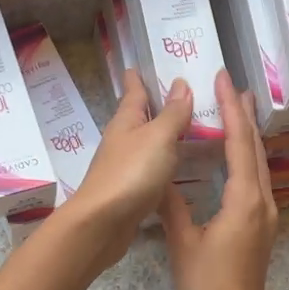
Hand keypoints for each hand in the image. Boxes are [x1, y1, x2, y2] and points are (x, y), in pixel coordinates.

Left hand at [60, 69, 192, 263]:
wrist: (103, 224)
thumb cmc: (131, 173)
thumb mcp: (158, 136)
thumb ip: (173, 113)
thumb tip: (181, 84)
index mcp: (126, 120)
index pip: (133, 91)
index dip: (138, 77)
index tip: (139, 65)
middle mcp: (122, 142)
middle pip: (139, 119)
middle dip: (156, 108)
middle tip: (180, 97)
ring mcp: (123, 169)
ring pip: (145, 147)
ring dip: (161, 139)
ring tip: (186, 132)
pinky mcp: (128, 194)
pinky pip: (149, 174)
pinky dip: (162, 168)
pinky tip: (175, 172)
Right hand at [162, 70, 276, 289]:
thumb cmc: (207, 285)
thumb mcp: (183, 243)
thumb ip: (173, 206)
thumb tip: (160, 177)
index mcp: (244, 200)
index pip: (239, 143)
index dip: (231, 109)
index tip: (224, 79)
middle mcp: (262, 202)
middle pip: (255, 150)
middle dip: (244, 117)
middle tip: (234, 86)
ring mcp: (266, 217)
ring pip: (260, 166)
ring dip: (248, 138)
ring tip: (238, 113)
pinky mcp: (262, 229)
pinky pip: (258, 183)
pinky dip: (248, 161)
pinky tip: (239, 160)